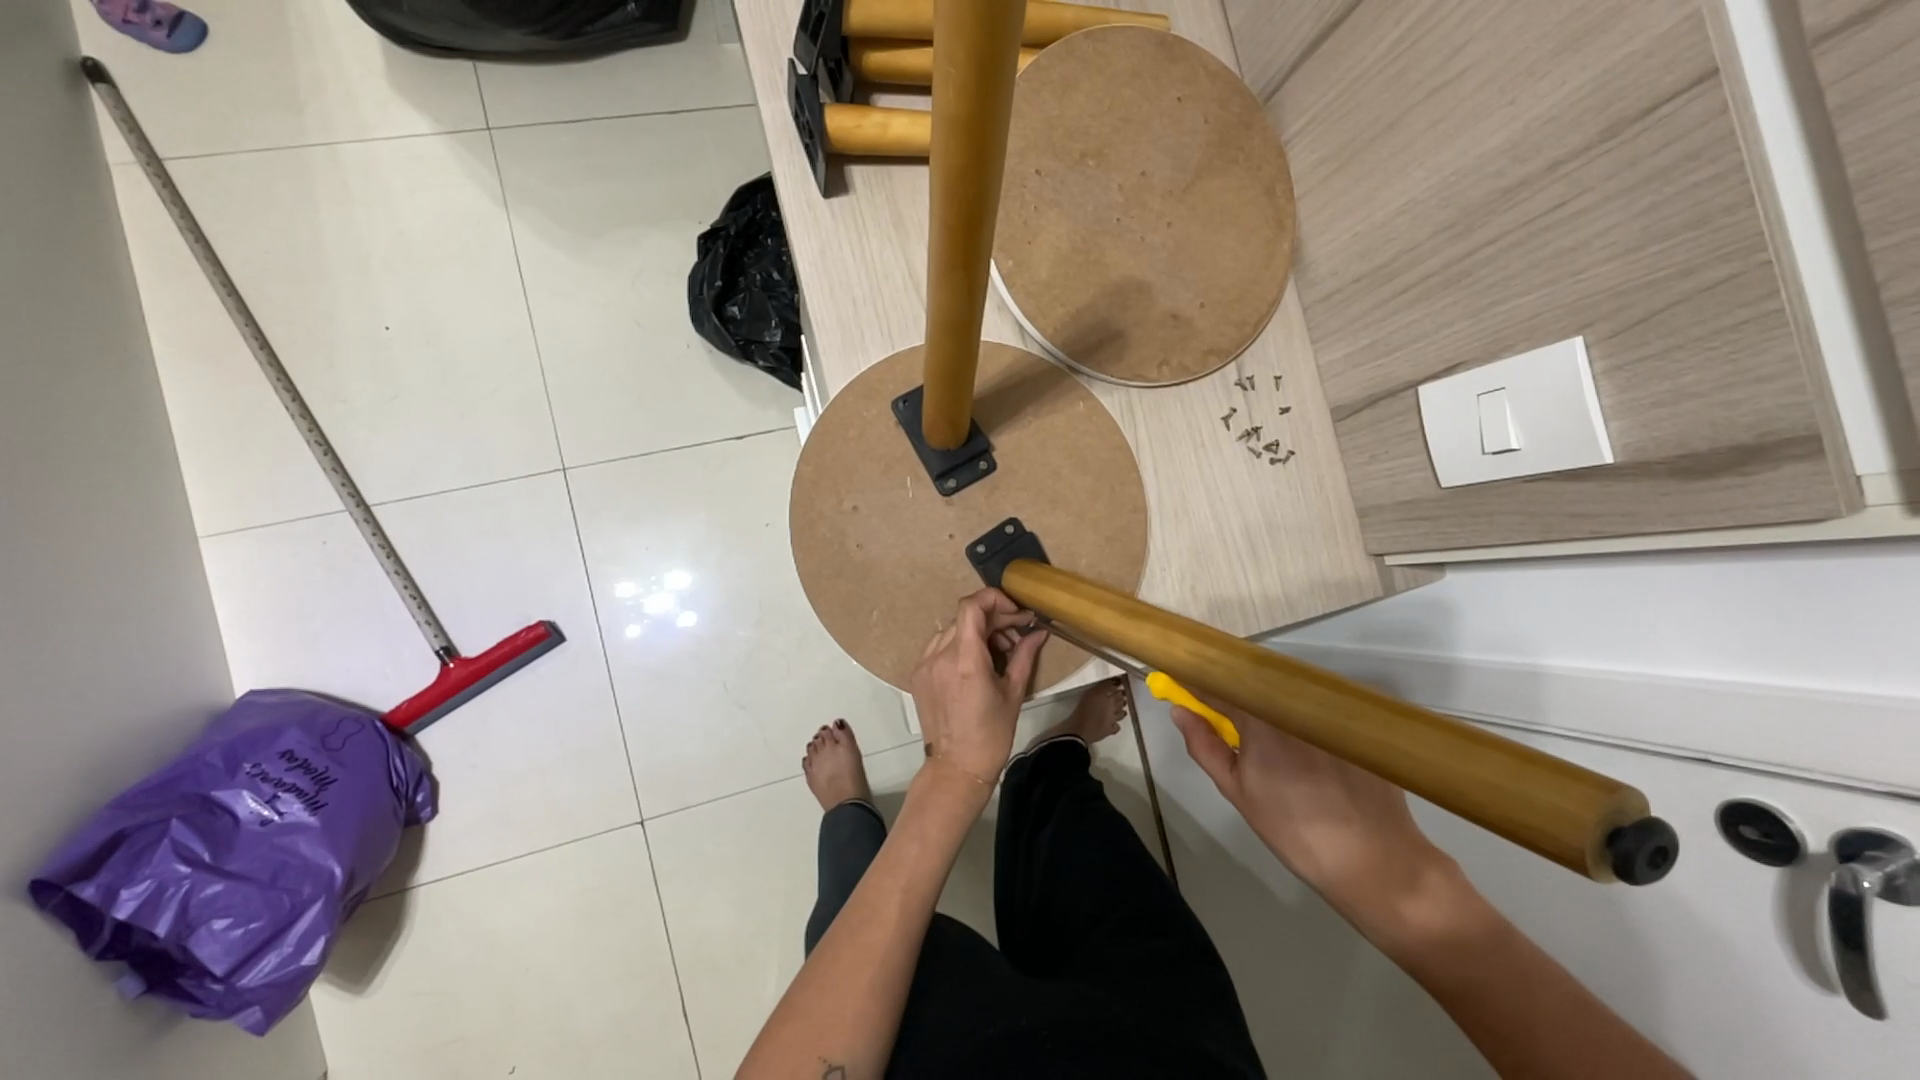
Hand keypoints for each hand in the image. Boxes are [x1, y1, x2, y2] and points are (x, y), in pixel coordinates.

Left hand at [910, 589, 1046, 786]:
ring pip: (953, 630)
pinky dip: (960, 646)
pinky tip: (976, 664)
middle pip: (965, 617)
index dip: (994, 599)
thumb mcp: (1014, 693)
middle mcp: (940, 657)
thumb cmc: (991, 734)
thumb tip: (1038, 632)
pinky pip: (940, 647)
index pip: (972, 606)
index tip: (1015, 612)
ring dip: (977, 633)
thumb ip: (1024, 655)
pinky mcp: (918, 674)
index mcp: (966, 661)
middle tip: (1016, 635)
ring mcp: (925, 665)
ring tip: (998, 653)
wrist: (957, 767)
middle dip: (994, 620)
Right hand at [1171, 700, 1463, 941]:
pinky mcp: (1359, 723)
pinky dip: (1302, 716)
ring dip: (1267, 702)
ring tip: (1267, 738)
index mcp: (1261, 718)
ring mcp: (1331, 710)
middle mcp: (1296, 703)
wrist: (1375, 859)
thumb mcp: (1239, 793)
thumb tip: (1180, 712)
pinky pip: (1320, 707)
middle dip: (1232, 692)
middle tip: (1223, 717)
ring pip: (1288, 693)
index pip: (1217, 685)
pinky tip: (1308, 749)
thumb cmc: (1295, 831)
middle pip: (1254, 682)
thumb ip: (1206, 746)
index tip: (1178, 683)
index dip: (1195, 682)